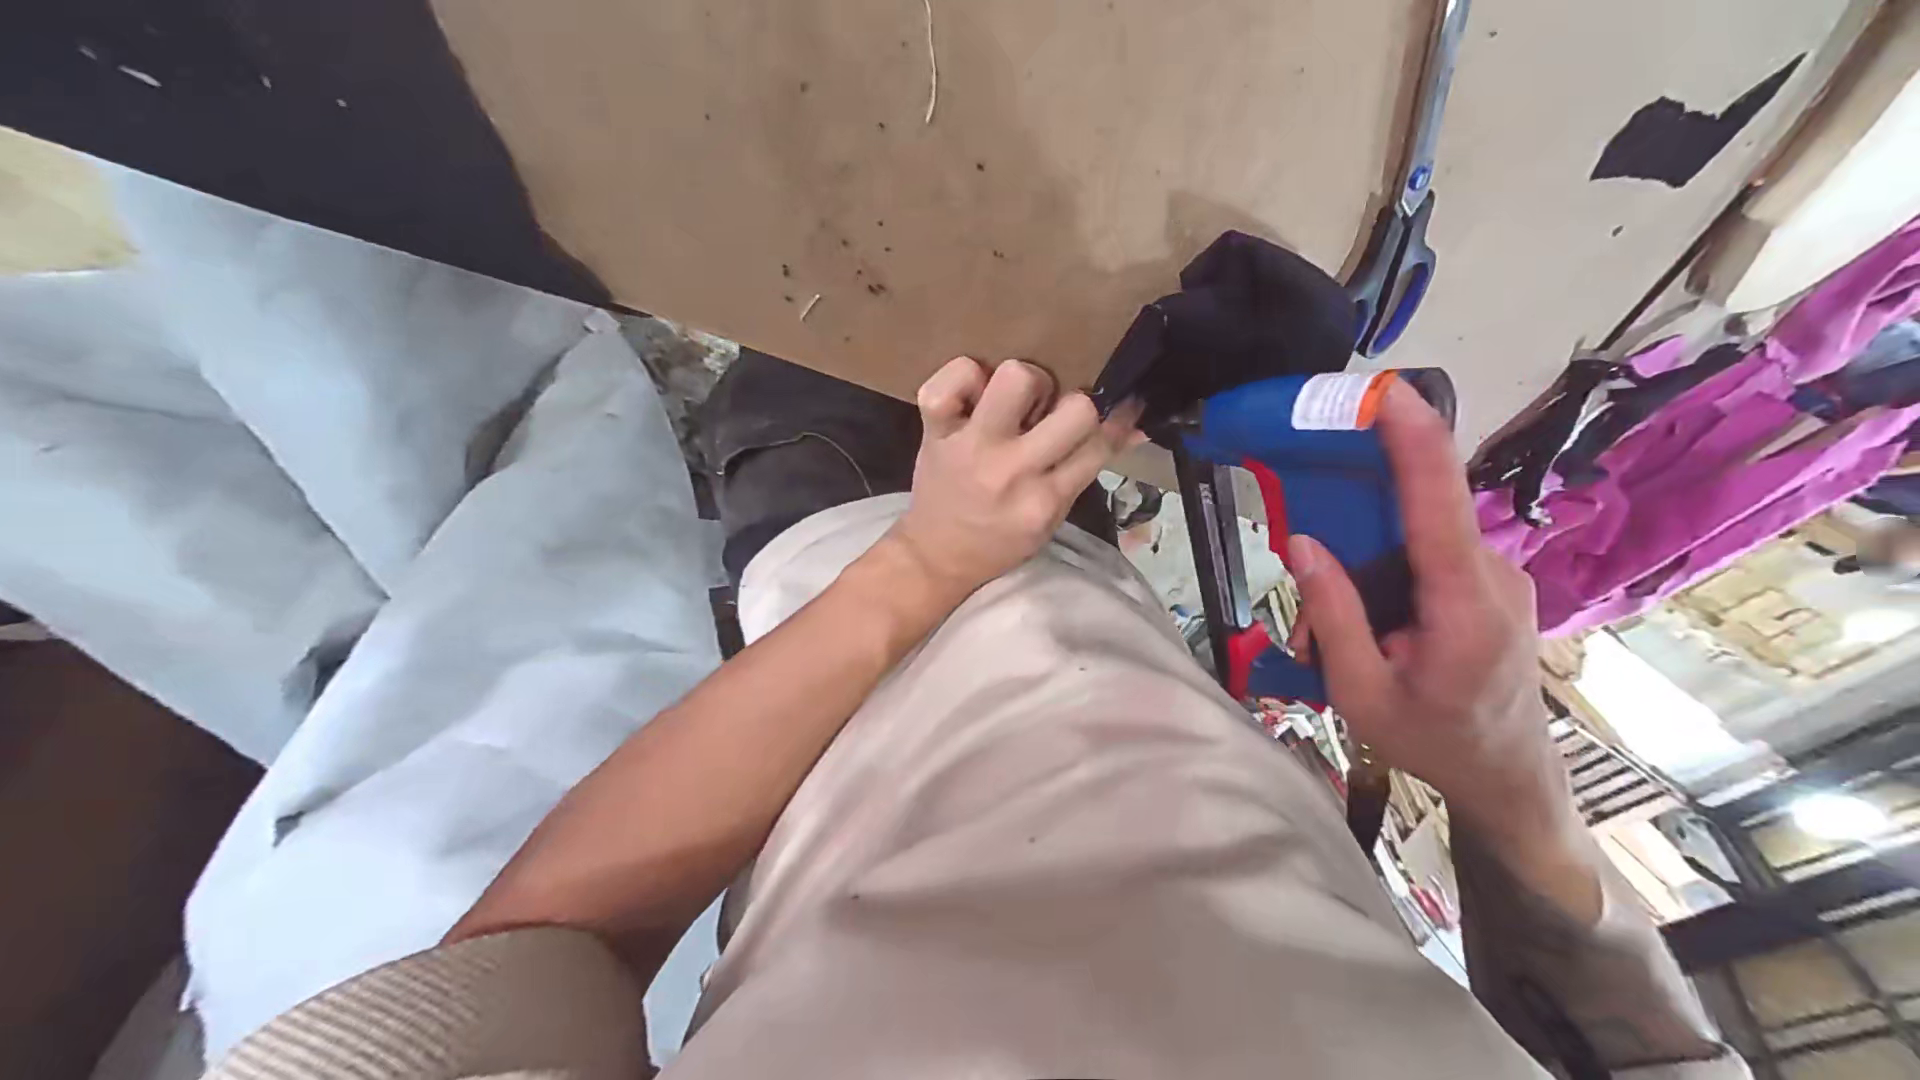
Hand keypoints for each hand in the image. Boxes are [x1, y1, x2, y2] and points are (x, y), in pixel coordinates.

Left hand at [884, 357, 1142, 597]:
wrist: (936, 556)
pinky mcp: (935, 432)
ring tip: (1013, 403)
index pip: (1099, 443)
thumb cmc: (1000, 541)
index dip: (1116, 417)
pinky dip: (963, 379)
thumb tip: (1135, 427)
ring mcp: (971, 447)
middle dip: (1071, 404)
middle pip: (1074, 408)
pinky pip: (949, 382)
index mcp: (1045, 500)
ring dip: (1024, 382)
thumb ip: (1086, 470)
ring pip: (1017, 377)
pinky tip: (972, 397)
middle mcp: (1011, 470)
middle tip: (1049, 417)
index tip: (1120, 403)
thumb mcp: (1052, 517)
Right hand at [1288, 381, 1597, 915]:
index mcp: (1465, 606)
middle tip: (1313, 593)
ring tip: (1333, 635)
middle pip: (1417, 515)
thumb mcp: (1362, 692)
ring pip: (1416, 540)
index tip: (1387, 394)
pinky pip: (1428, 557)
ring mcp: (1497, 577)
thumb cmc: (1433, 741)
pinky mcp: (1489, 584)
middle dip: (1353, 531)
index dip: (1415, 442)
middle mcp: (1493, 576)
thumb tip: (1303, 544)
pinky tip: (1368, 626)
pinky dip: (1385, 576)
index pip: (1440, 506)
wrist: (1508, 778)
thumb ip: (1333, 615)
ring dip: (1363, 568)